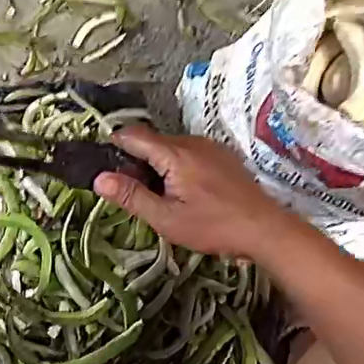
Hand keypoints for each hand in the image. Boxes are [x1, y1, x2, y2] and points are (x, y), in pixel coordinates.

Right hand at [93, 127, 304, 260]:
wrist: (263, 228)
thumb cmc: (212, 226)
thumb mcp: (166, 218)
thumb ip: (132, 197)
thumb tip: (100, 179)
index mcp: (175, 154)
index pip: (133, 135)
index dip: (115, 146)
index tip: (105, 166)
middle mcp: (192, 142)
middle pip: (153, 142)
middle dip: (137, 161)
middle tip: (134, 193)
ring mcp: (210, 147)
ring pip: (172, 148)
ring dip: (158, 166)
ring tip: (160, 198)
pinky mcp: (223, 157)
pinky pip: (190, 154)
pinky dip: (178, 168)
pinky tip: (185, 194)